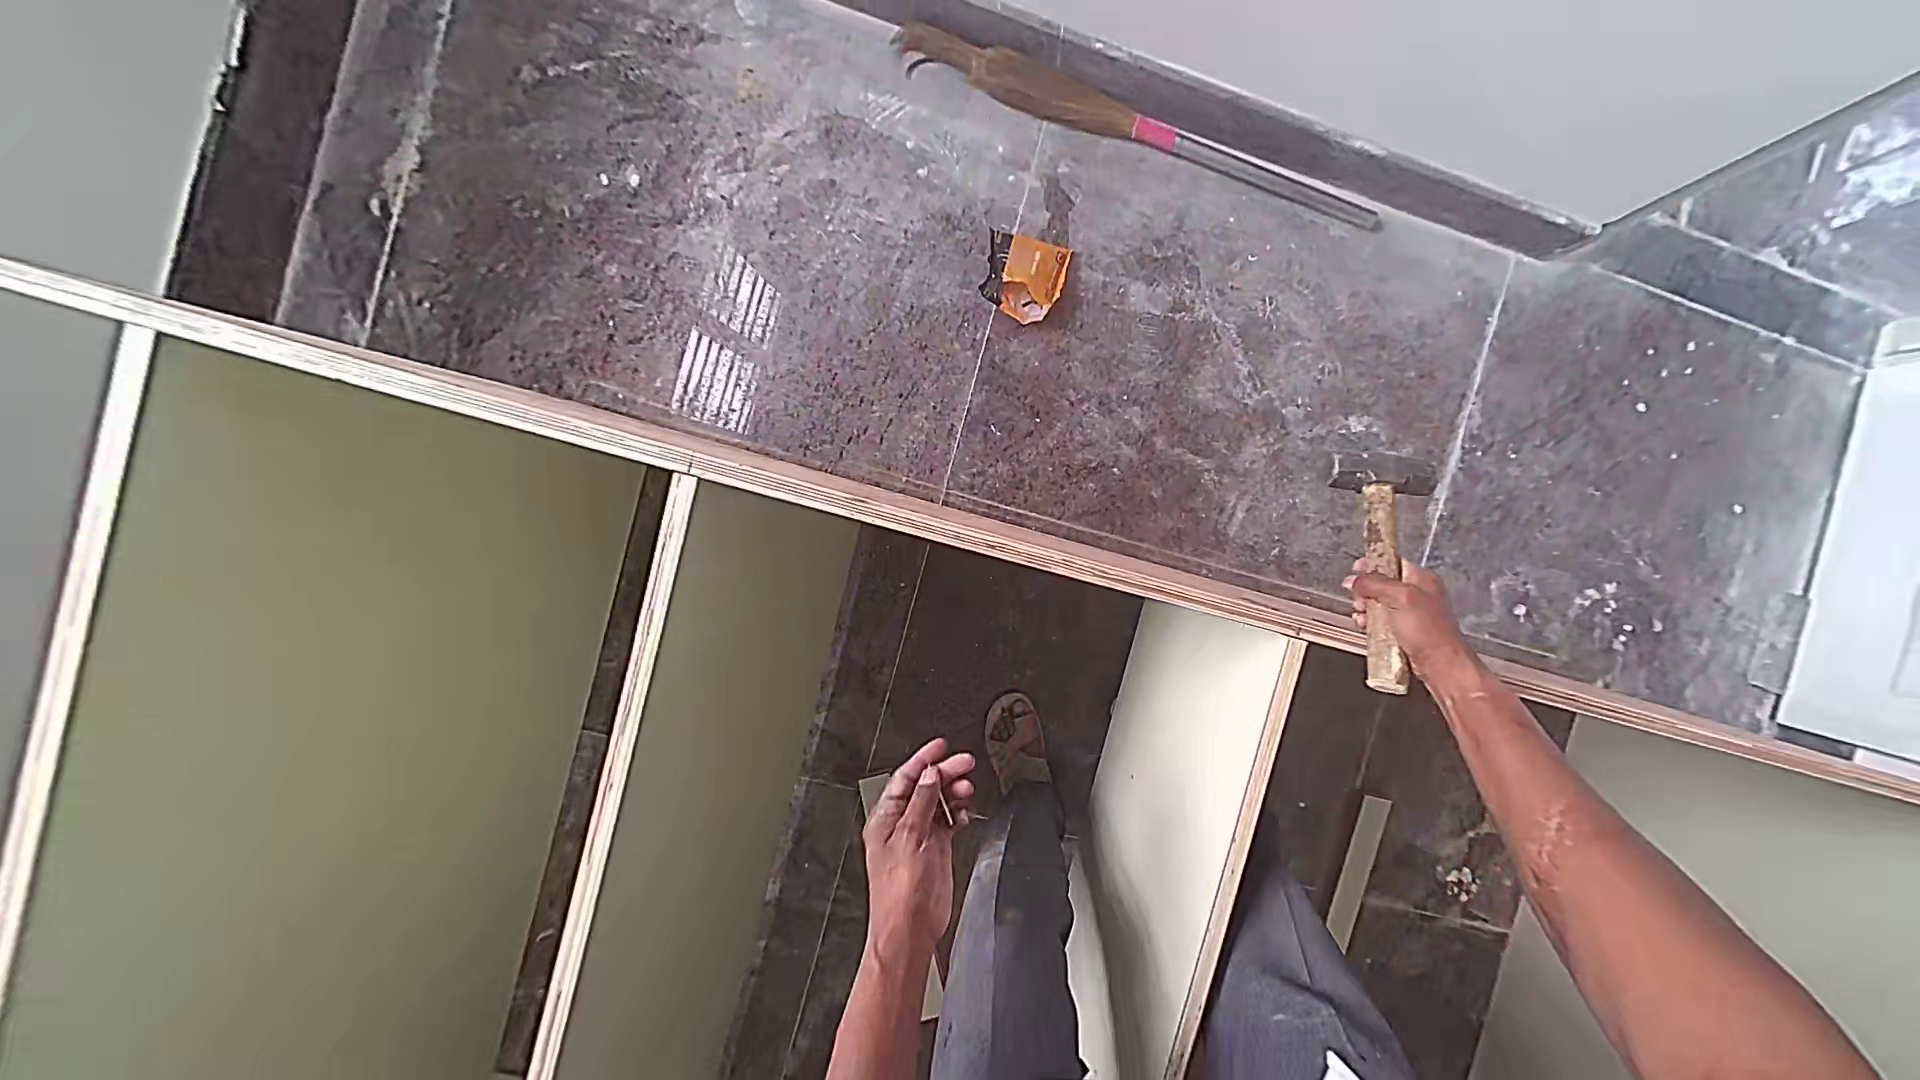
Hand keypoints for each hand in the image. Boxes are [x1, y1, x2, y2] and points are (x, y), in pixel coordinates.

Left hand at [864, 738, 975, 953]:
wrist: (909, 930)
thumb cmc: (899, 893)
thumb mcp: (910, 837)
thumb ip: (922, 802)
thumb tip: (930, 774)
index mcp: (885, 817)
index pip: (905, 778)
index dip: (923, 759)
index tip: (941, 746)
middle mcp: (901, 824)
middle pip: (925, 787)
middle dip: (944, 772)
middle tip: (965, 763)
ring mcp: (918, 836)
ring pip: (938, 802)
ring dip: (953, 792)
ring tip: (967, 786)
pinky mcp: (934, 849)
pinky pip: (948, 821)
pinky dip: (958, 813)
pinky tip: (965, 811)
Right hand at [1343, 557, 1478, 678]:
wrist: (1439, 663)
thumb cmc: (1425, 628)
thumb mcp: (1399, 598)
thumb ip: (1373, 584)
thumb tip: (1351, 580)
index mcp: (1421, 579)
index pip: (1391, 562)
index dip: (1372, 564)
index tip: (1355, 570)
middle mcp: (1415, 592)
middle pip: (1380, 583)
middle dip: (1364, 591)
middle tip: (1360, 600)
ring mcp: (1409, 611)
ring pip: (1376, 602)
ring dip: (1364, 607)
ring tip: (1362, 616)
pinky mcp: (1402, 628)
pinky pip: (1379, 619)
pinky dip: (1369, 621)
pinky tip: (1364, 626)